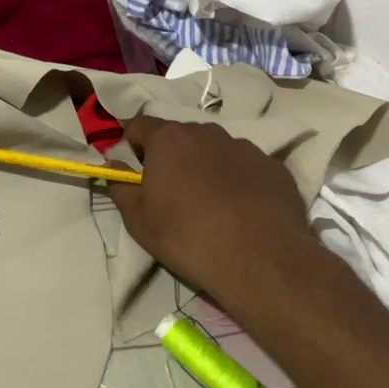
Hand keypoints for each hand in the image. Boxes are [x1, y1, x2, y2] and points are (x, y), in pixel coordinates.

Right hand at [108, 117, 317, 301]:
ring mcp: (245, 148)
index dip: (132, 146)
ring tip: (211, 204)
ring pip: (214, 150)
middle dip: (171, 157)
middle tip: (172, 192)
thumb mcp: (138, 220)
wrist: (263, 262)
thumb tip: (114, 164)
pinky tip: (242, 211)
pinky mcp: (274, 168)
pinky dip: (238, 181)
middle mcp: (207, 133)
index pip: (139, 125)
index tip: (135, 173)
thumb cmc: (189, 237)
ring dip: (206, 167)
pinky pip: (246, 168)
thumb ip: (119, 185)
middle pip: (179, 137)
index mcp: (169, 139)